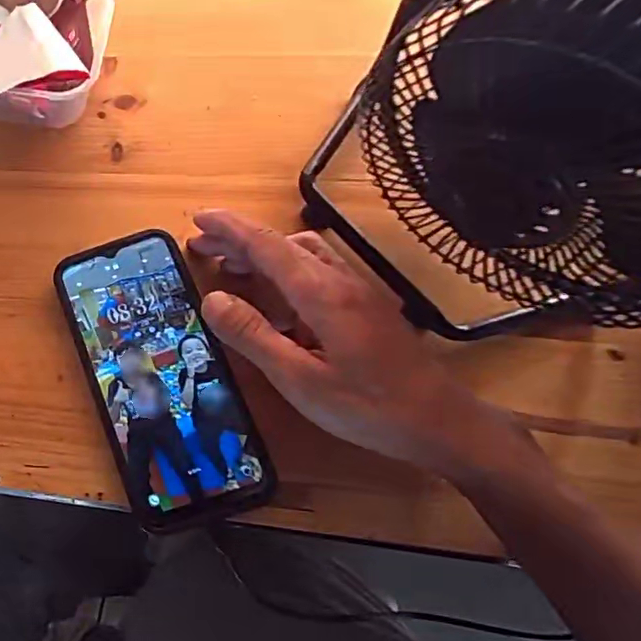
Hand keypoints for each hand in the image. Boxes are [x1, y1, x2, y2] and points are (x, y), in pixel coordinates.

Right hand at [187, 210, 542, 484]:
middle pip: (281, 245)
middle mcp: (340, 281)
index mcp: (321, 294)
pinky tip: (271, 299)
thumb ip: (253, 336)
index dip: (230, 228)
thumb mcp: (300, 379)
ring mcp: (356, 291)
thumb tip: (212, 299)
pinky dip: (282, 271)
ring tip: (229, 268)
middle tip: (200, 246)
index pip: (266, 246)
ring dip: (261, 253)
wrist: (442, 423)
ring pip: (301, 255)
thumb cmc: (369, 407)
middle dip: (238, 240)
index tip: (199, 218)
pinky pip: (315, 272)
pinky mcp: (363, 305)